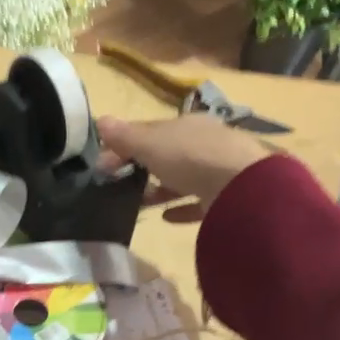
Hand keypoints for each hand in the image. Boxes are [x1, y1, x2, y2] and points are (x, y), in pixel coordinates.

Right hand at [97, 114, 275, 211]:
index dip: (125, 145)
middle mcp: (205, 143)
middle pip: (168, 153)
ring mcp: (218, 171)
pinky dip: (181, 208)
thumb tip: (100, 120)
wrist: (240, 185)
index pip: (151, 131)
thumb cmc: (190, 156)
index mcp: (187, 125)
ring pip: (183, 178)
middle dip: (144, 166)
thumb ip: (125, 136)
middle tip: (120, 183)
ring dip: (161, 188)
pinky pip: (198, 202)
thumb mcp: (150, 144)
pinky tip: (165, 218)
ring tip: (138, 203)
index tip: (104, 164)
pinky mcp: (226, 198)